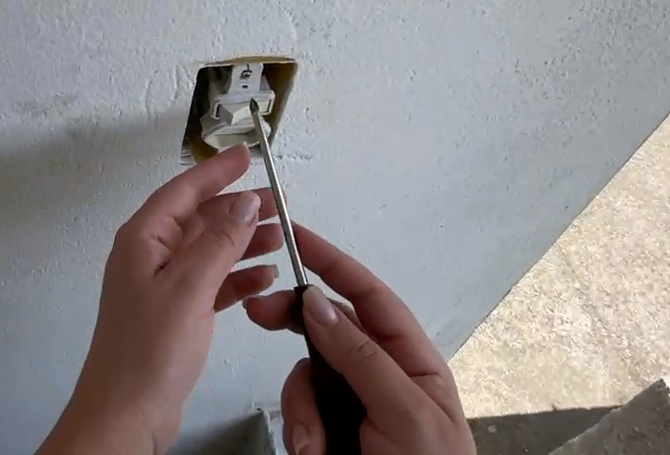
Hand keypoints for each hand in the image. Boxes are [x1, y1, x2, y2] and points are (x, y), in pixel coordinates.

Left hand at [39, 144, 285, 454]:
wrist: (126, 415)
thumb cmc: (147, 350)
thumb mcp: (189, 288)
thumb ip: (219, 243)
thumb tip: (244, 203)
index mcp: (143, 238)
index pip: (183, 190)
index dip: (215, 171)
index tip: (245, 155)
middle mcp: (151, 254)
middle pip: (201, 218)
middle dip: (239, 209)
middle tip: (279, 203)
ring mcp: (164, 284)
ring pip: (210, 249)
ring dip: (244, 242)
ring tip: (281, 236)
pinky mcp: (177, 312)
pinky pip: (213, 282)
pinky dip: (238, 277)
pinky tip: (266, 277)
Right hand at [243, 225, 473, 454]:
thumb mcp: (406, 417)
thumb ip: (361, 357)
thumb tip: (316, 301)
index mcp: (412, 361)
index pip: (368, 295)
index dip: (332, 261)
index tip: (295, 236)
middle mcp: (381, 373)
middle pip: (328, 325)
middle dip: (293, 320)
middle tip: (257, 312)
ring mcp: (354, 403)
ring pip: (307, 370)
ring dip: (299, 405)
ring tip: (311, 446)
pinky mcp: (331, 431)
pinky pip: (301, 410)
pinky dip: (299, 430)